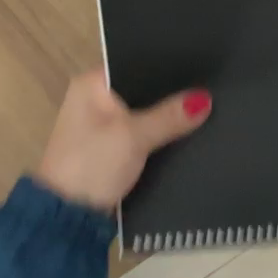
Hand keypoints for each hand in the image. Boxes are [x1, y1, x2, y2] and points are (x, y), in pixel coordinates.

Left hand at [33, 69, 210, 210]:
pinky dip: (159, 138)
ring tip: (204, 112)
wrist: (68, 214)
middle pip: (143, 91)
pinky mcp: (111, 150)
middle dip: (171, 97)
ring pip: (145, 115)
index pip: (137, 63)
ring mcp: (102, 126)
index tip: (202, 70)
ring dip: (166, 120)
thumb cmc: (93, 164)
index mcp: (91, 84)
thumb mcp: (134, 136)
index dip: (169, 68)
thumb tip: (204, 99)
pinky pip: (142, 135)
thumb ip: (170, 116)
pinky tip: (184, 137)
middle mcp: (94, 100)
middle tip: (209, 93)